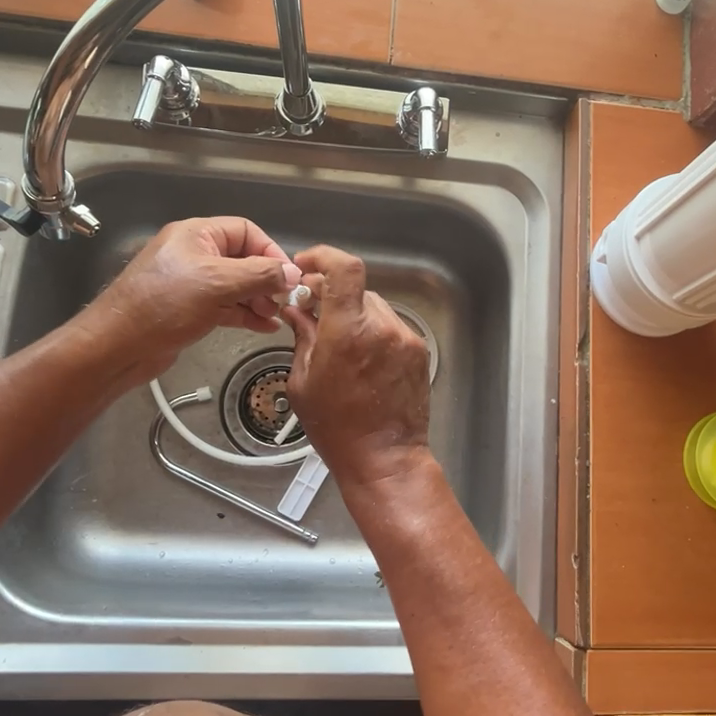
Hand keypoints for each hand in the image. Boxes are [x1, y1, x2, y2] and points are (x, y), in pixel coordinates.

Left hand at [75, 216, 298, 382]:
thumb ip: (259, 275)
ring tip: (275, 315)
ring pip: (238, 285)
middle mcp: (196, 254)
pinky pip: (228, 305)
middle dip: (267, 279)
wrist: (118, 345)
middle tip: (283, 300)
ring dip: (260, 299)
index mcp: (197, 234)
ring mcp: (193, 282)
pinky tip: (265, 326)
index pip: (246, 231)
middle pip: (244, 259)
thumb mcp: (217, 284)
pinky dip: (246, 314)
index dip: (270, 251)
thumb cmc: (165, 305)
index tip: (289, 276)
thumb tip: (293, 273)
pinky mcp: (192, 308)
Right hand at [281, 246, 432, 488]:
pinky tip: (362, 359)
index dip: (324, 257)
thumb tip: (298, 310)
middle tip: (314, 313)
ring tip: (339, 344)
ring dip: (355, 315)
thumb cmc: (338, 428)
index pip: (345, 268)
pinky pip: (391, 328)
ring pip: (375, 308)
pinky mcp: (418, 352)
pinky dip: (374, 333)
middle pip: (357, 289)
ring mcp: (404, 339)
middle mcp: (381, 327)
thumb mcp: (303, 381)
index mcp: (348, 331)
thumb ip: (302, 337)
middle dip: (334, 296)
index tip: (308, 266)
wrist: (384, 458)